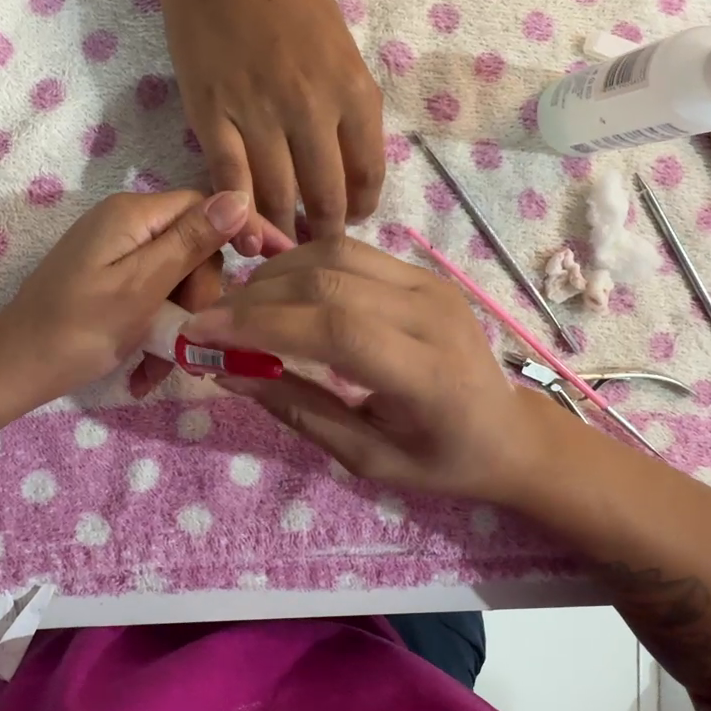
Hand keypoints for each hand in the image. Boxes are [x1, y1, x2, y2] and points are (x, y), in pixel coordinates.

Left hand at [0, 190, 251, 406]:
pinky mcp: (107, 279)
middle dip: (199, 298)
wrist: (13, 368)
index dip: (242, 232)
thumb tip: (237, 196)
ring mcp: (114, 252)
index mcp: (133, 214)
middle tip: (191, 342)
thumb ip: (190, 241)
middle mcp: (125, 223)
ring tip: (162, 369)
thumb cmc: (78, 329)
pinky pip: (149, 295)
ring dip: (177, 325)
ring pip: (174, 279)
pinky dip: (153, 329)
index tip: (274, 262)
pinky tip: (145, 370)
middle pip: (192, 248)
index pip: (206, 206)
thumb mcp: (143, 286)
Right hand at [154, 0, 385, 252]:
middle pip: (325, 195)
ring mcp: (258, 116)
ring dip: (280, 229)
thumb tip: (336, 150)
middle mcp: (312, 109)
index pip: (368, 171)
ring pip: (276, 196)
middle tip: (315, 247)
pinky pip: (229, 180)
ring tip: (280, 244)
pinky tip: (241, 228)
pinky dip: (237, 211)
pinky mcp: (210, 118)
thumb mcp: (336, 39)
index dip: (361, 207)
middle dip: (323, 231)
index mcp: (352, 86)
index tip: (352, 220)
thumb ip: (342, 97)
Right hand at [181, 238, 557, 500]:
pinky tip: (274, 289)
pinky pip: (347, 250)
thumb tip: (226, 371)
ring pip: (333, 254)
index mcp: (428, 374)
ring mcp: (429, 283)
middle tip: (208, 322)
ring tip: (237, 306)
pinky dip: (299, 264)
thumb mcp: (367, 457)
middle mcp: (432, 315)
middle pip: (327, 283)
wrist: (510, 431)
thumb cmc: (440, 460)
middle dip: (253, 299)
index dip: (260, 325)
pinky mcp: (420, 271)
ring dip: (273, 274)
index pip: (334, 330)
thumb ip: (297, 409)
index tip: (200, 334)